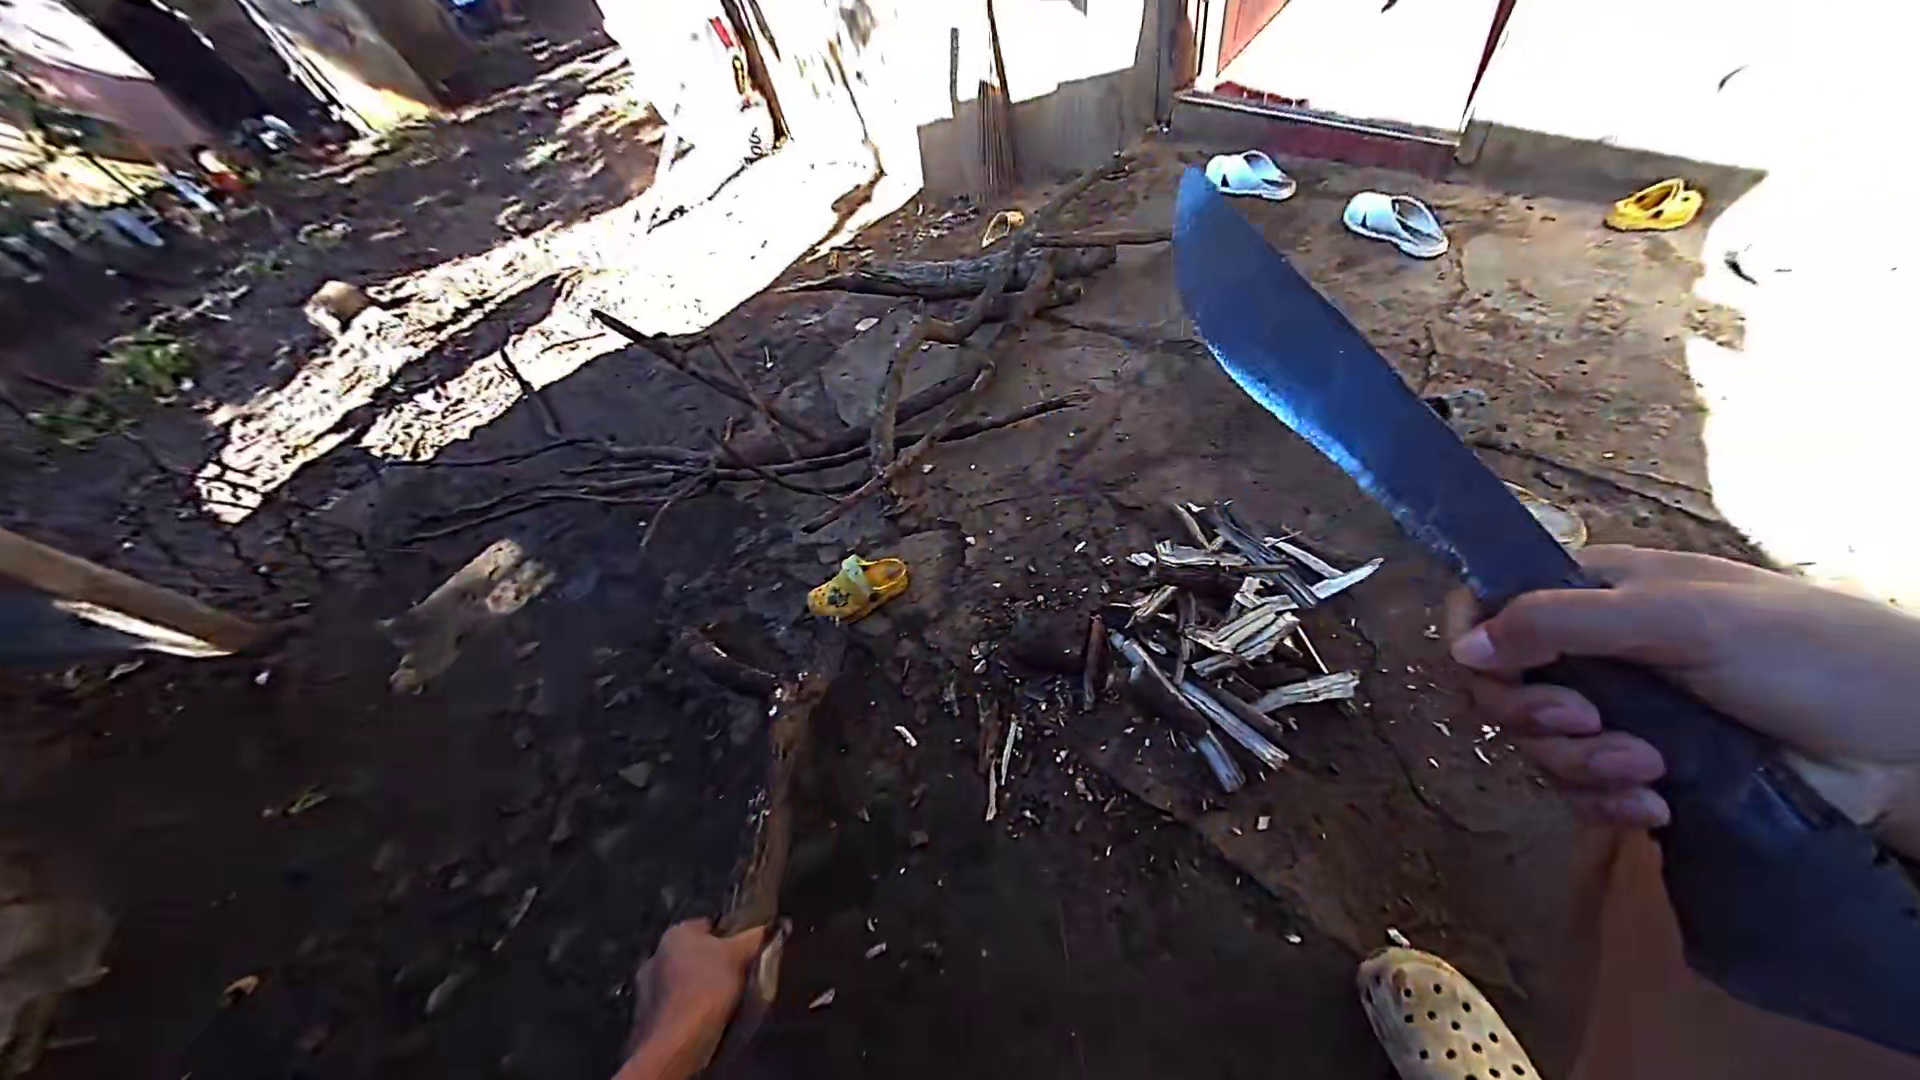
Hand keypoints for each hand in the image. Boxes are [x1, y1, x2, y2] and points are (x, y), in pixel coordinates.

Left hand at [616, 919, 765, 1079]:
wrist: (674, 1046)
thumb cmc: (707, 988)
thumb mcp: (740, 955)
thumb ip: (756, 936)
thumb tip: (772, 926)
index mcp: (676, 934)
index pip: (710, 925)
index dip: (731, 936)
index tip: (744, 951)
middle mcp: (655, 956)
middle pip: (695, 953)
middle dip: (713, 962)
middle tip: (736, 975)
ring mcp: (646, 990)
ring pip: (683, 980)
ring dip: (699, 986)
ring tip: (722, 1000)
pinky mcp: (644, 1019)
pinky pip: (674, 1005)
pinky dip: (687, 1008)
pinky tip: (703, 1017)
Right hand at [1445, 545, 1919, 855]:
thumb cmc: (1811, 654)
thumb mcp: (1681, 620)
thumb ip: (1561, 623)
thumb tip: (1460, 650)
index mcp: (1583, 596)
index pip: (1485, 604)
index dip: (1468, 634)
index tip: (1484, 666)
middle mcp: (1580, 651)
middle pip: (1496, 682)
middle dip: (1529, 711)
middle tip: (1583, 721)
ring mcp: (1604, 710)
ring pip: (1529, 739)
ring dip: (1573, 761)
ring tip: (1644, 769)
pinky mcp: (1630, 766)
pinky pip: (1571, 787)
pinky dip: (1598, 800)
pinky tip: (1649, 807)